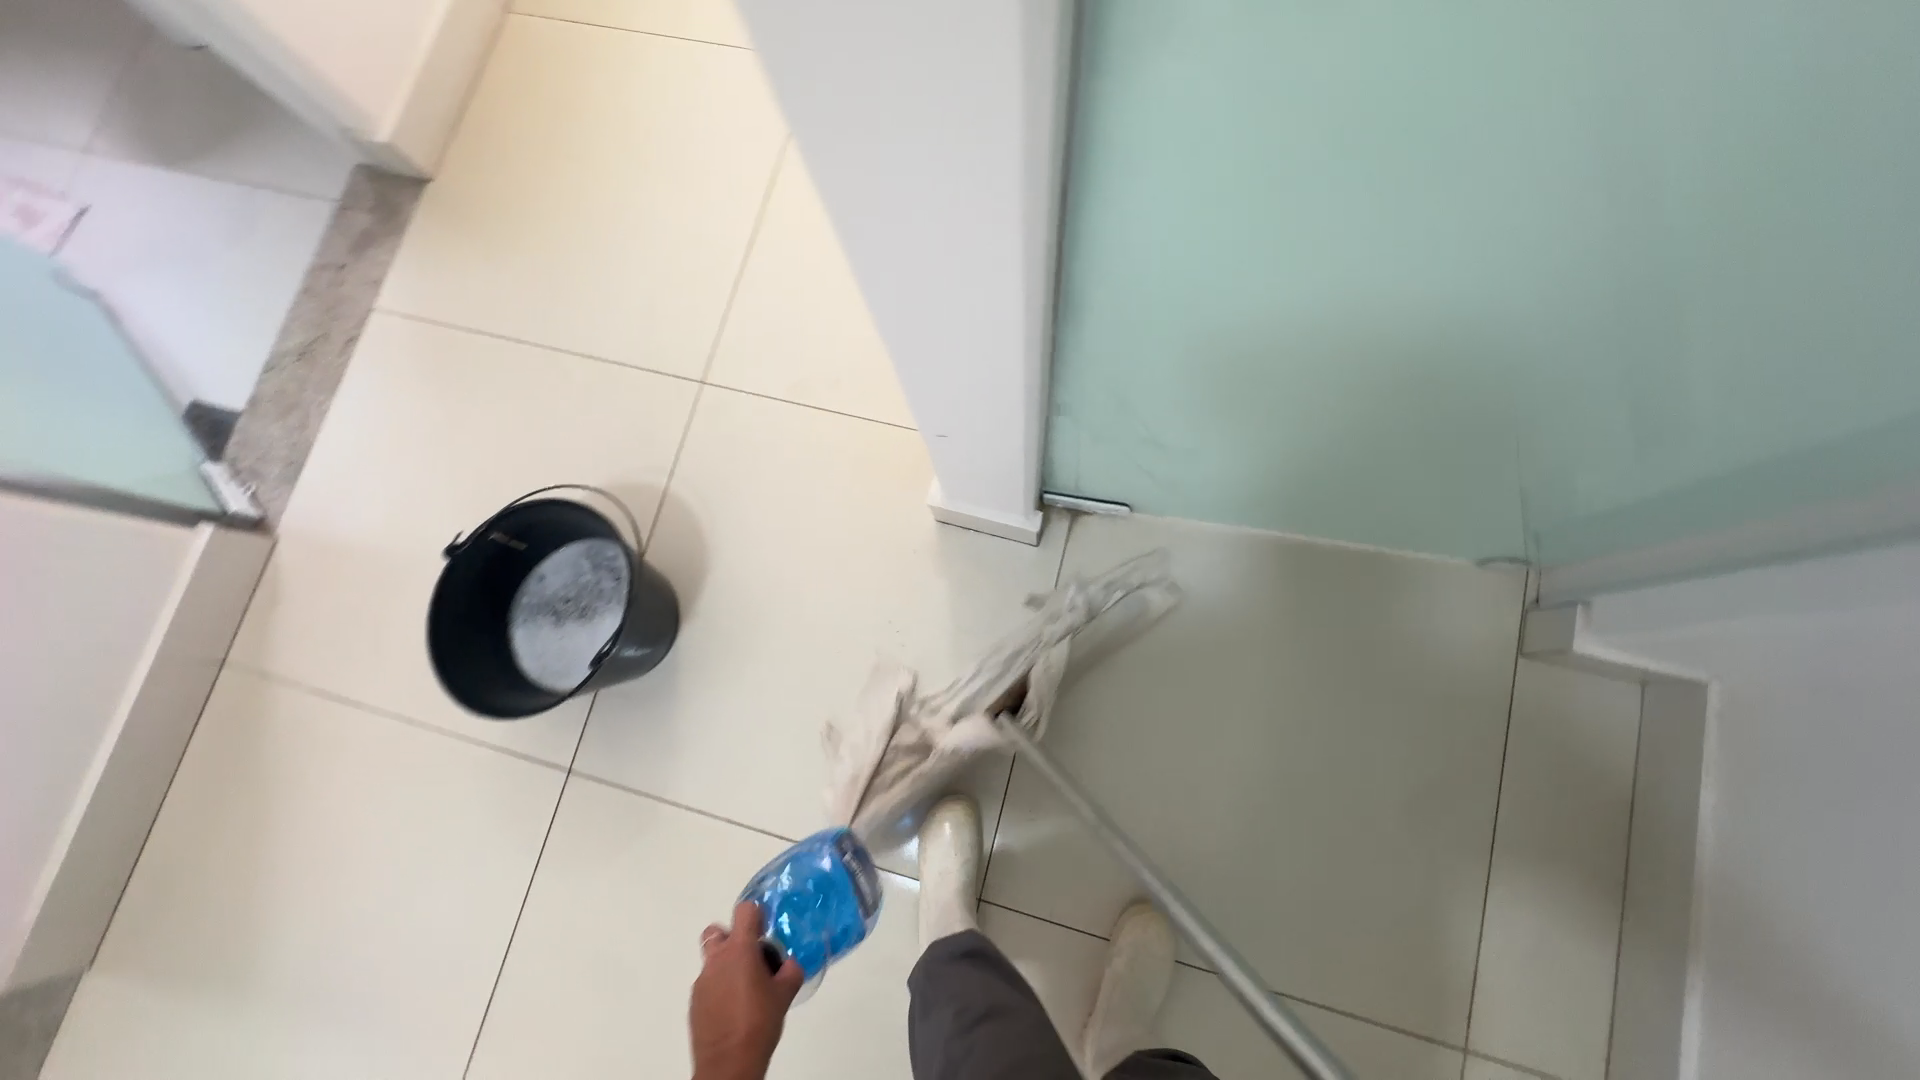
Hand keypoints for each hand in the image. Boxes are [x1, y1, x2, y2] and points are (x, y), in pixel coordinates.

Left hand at [689, 901, 803, 1079]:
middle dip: (732, 937)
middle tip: (750, 955)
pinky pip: (708, 984)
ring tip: (744, 989)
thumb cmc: (760, 1022)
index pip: (745, 910)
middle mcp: (716, 960)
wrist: (729, 1064)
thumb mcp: (786, 994)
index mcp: (740, 950)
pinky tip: (733, 1009)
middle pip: (717, 930)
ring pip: (712, 960)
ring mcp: (702, 982)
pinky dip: (719, 988)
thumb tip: (790, 963)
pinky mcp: (694, 1003)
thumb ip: (791, 970)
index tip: (766, 930)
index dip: (757, 915)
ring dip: (726, 965)